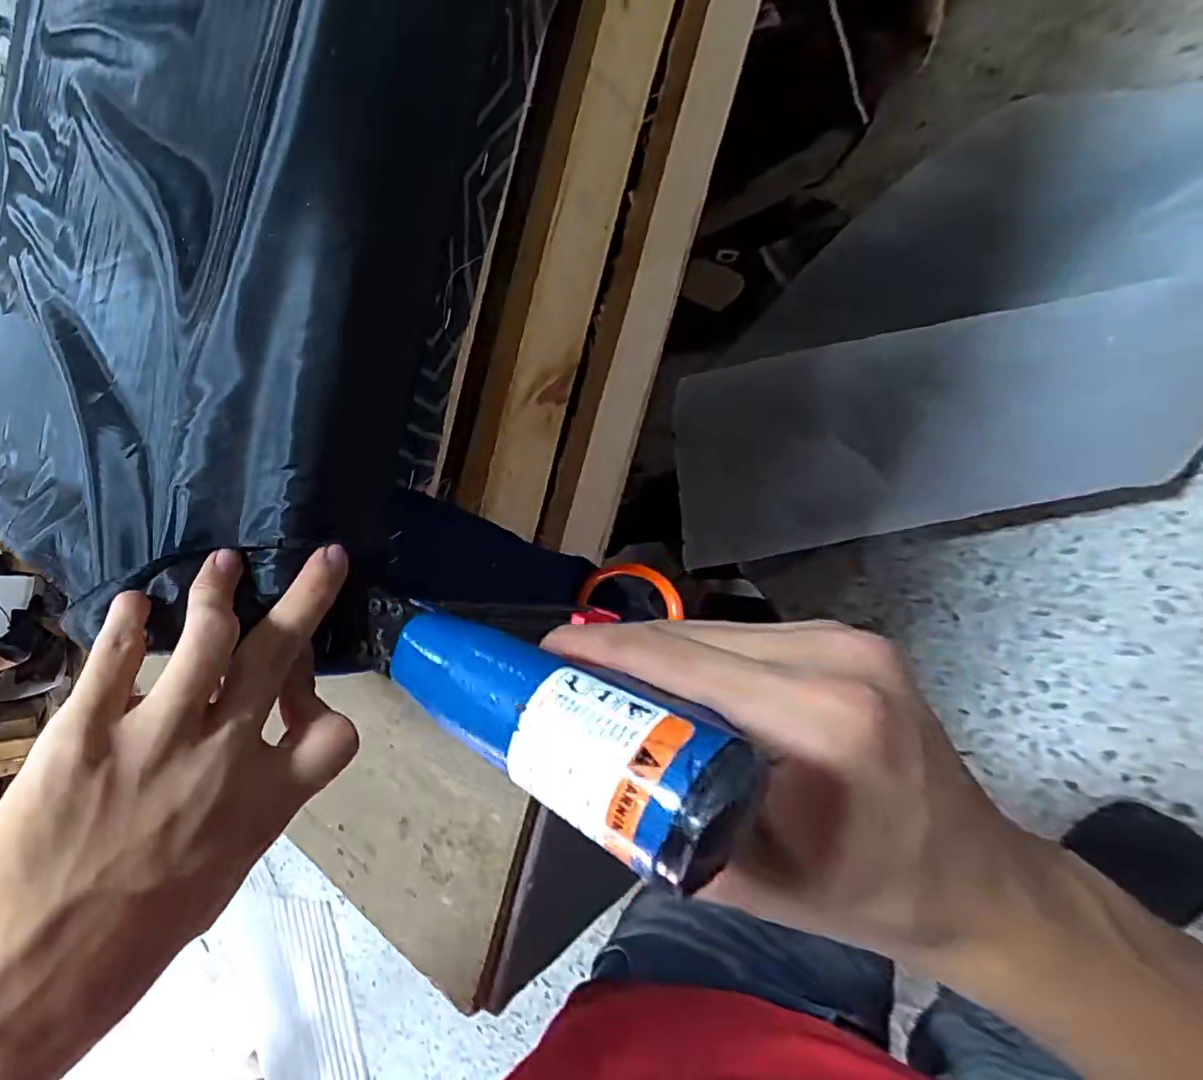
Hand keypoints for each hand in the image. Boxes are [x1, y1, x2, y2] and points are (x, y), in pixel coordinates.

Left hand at [0, 547, 358, 1079]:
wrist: (24, 975)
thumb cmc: (126, 943)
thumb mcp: (211, 880)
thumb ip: (240, 810)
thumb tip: (246, 757)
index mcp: (258, 808)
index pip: (334, 734)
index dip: (325, 702)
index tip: (299, 691)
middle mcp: (218, 761)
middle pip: (277, 655)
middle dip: (308, 596)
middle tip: (323, 558)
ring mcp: (152, 738)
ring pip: (206, 637)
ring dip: (218, 590)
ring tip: (222, 564)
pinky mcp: (85, 727)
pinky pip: (117, 655)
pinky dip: (131, 619)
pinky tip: (137, 603)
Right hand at [540, 620, 1042, 962]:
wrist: (980, 887)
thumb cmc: (860, 891)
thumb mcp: (738, 870)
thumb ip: (651, 812)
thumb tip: (574, 763)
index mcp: (821, 719)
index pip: (676, 661)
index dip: (598, 650)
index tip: (544, 653)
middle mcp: (838, 661)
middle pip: (684, 636)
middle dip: (612, 650)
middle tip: (560, 673)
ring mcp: (847, 642)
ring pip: (705, 629)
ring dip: (646, 651)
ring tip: (598, 675)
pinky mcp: (845, 641)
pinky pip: (734, 636)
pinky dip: (685, 654)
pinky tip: (658, 677)